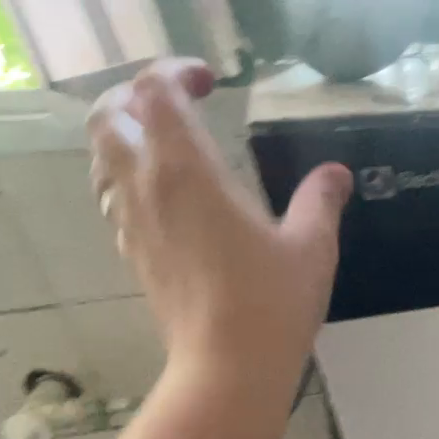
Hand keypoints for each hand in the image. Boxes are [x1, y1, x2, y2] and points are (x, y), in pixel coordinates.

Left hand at [86, 59, 352, 379]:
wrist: (229, 365)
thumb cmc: (273, 304)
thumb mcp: (312, 249)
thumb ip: (320, 202)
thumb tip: (336, 174)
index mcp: (187, 171)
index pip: (157, 93)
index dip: (176, 73)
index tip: (209, 79)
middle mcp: (146, 185)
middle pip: (110, 114)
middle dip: (134, 95)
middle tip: (172, 102)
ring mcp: (133, 220)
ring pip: (102, 155)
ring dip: (124, 134)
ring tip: (160, 143)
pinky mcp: (134, 252)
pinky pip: (113, 195)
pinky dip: (128, 177)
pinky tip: (161, 196)